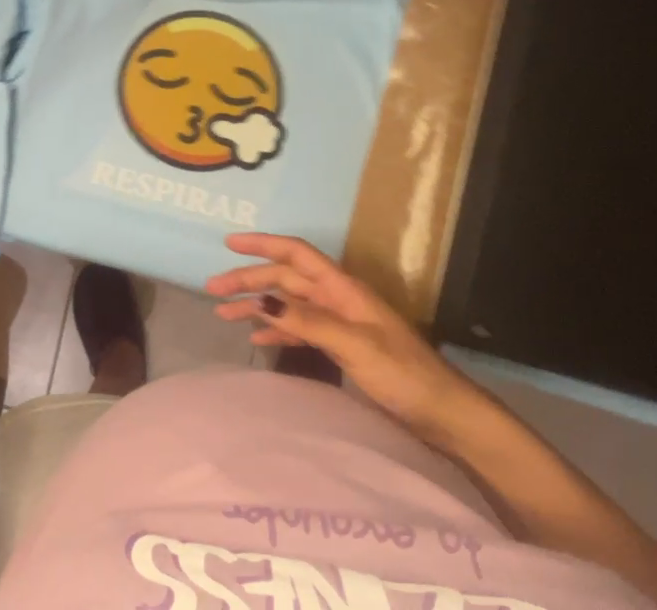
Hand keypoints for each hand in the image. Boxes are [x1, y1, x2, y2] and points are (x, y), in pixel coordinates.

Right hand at [207, 233, 480, 440]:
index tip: (228, 243)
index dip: (263, 245)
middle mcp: (338, 299)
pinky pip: (298, 328)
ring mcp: (339, 322)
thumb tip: (260, 300)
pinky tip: (256, 338)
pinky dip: (276, 330)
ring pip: (288, 303)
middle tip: (213, 290)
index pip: (296, 255)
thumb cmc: (403, 374)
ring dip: (256, 305)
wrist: (443, 413)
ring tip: (223, 314)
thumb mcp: (354, 345)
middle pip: (285, 279)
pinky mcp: (341, 345)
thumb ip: (307, 321)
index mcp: (344, 289)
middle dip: (249, 280)